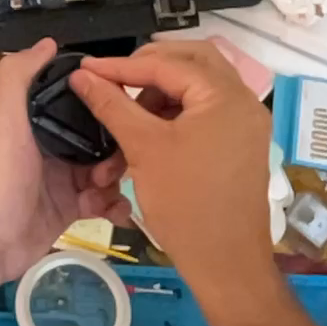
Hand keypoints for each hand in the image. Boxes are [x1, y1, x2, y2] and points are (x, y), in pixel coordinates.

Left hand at [0, 38, 129, 284]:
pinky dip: (115, 205)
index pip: (78, 103)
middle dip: (116, 146)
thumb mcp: (5, 115)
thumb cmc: (0, 173)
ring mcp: (63, 179)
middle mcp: (51, 147)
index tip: (122, 106)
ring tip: (107, 187)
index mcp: (36, 122)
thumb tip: (47, 43)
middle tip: (115, 161)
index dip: (101, 102)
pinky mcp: (71, 209)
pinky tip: (116, 210)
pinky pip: (104, 202)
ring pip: (106, 169)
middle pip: (99, 137)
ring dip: (116, 176)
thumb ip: (19, 75)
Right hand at [68, 42, 272, 279]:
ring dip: (159, 93)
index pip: (167, 64)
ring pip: (197, 87)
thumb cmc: (185, 203)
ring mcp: (244, 124)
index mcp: (225, 96)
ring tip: (128, 115)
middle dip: (147, 68)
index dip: (121, 65)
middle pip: (191, 61)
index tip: (86, 69)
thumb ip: (112, 104)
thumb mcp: (143, 148)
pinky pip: (204, 112)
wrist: (225, 263)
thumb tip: (82, 75)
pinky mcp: (238, 144)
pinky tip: (147, 132)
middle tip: (113, 79)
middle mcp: (243, 102)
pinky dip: (174, 114)